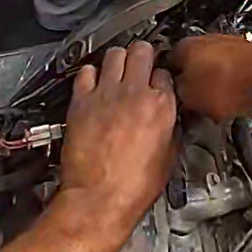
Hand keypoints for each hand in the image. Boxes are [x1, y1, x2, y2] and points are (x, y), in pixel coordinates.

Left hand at [54, 42, 177, 240]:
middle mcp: (134, 93)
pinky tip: (94, 82)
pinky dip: (91, 73)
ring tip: (118, 68)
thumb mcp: (168, 158)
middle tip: (140, 62)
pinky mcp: (82, 100)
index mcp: (161, 107)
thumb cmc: (131, 188)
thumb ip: (170, 128)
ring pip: (114, 54)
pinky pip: (86, 72)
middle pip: (141, 51)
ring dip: (118, 59)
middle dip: (142, 54)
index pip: (165, 74)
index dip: (161, 76)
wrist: (98, 199)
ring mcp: (106, 94)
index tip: (157, 80)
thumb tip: (168, 119)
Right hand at [170, 35, 251, 119]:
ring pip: (214, 69)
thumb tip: (177, 92)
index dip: (168, 83)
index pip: (166, 63)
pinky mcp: (249, 56)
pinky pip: (234, 73)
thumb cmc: (227, 85)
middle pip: (192, 65)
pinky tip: (238, 99)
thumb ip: (176, 93)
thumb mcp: (189, 97)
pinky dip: (234, 86)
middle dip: (193, 84)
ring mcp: (229, 45)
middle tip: (195, 104)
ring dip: (214, 85)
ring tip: (219, 105)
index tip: (173, 97)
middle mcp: (205, 39)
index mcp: (184, 46)